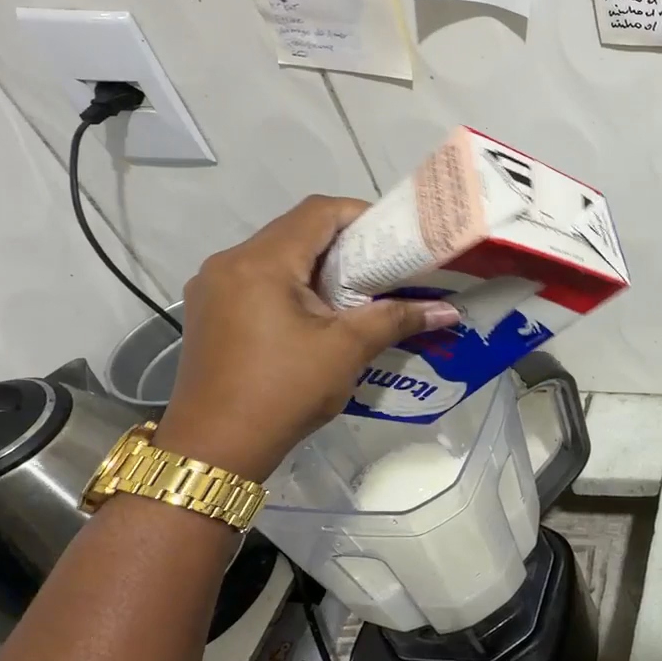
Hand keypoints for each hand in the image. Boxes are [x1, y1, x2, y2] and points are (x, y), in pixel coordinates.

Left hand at [154, 195, 458, 479]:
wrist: (215, 448)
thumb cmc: (283, 390)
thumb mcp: (348, 349)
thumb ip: (396, 319)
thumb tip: (448, 311)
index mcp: (261, 262)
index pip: (319, 212)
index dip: (363, 216)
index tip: (397, 239)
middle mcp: (230, 262)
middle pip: (297, 231)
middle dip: (347, 243)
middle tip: (388, 267)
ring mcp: (215, 287)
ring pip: (279, 256)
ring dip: (322, 266)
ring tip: (361, 292)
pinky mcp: (213, 311)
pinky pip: (262, 279)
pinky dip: (298, 285)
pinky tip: (324, 314)